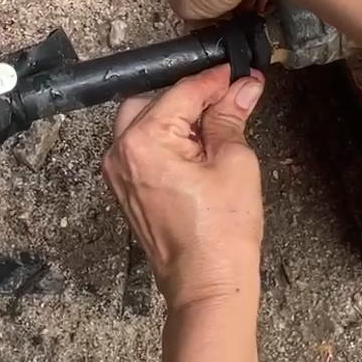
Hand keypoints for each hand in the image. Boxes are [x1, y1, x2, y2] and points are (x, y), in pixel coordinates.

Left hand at [102, 65, 265, 311]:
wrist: (206, 286)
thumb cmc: (222, 233)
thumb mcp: (234, 163)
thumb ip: (230, 117)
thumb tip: (243, 87)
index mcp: (144, 141)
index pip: (181, 92)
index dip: (214, 80)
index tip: (238, 74)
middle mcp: (120, 152)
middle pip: (153, 101)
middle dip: (189, 97)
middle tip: (226, 100)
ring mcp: (118, 172)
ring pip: (141, 121)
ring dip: (174, 116)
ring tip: (213, 126)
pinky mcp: (125, 188)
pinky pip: (139, 147)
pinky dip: (163, 139)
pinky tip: (195, 147)